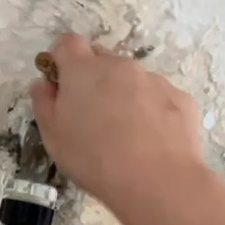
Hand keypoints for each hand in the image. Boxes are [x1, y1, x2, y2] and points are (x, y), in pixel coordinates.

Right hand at [30, 34, 210, 213]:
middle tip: (89, 114)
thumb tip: (44, 83)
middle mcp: (120, 66)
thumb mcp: (52, 135)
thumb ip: (44, 102)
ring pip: (131, 78)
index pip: (67, 43)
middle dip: (92, 78)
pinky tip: (149, 140)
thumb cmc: (93, 158)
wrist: (156, 181)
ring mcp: (154, 80)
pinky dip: (150, 110)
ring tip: (123, 133)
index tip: (60, 82)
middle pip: (101, 59)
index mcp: (83, 70)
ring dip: (123, 94)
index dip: (60, 58)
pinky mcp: (181, 98)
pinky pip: (158, 97)